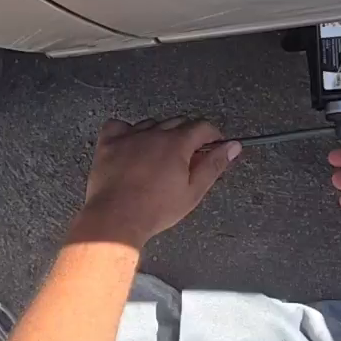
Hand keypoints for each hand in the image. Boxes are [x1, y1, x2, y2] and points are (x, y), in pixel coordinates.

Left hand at [72, 118, 239, 248]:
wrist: (117, 218)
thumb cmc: (155, 209)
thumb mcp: (193, 191)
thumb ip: (214, 165)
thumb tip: (233, 147)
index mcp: (176, 143)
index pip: (201, 126)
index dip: (212, 135)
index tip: (214, 145)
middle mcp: (153, 133)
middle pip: (177, 122)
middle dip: (188, 136)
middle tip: (188, 157)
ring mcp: (129, 136)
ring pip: (151, 124)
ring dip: (159, 134)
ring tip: (159, 157)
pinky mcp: (108, 143)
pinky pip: (118, 126)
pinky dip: (126, 131)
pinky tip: (130, 146)